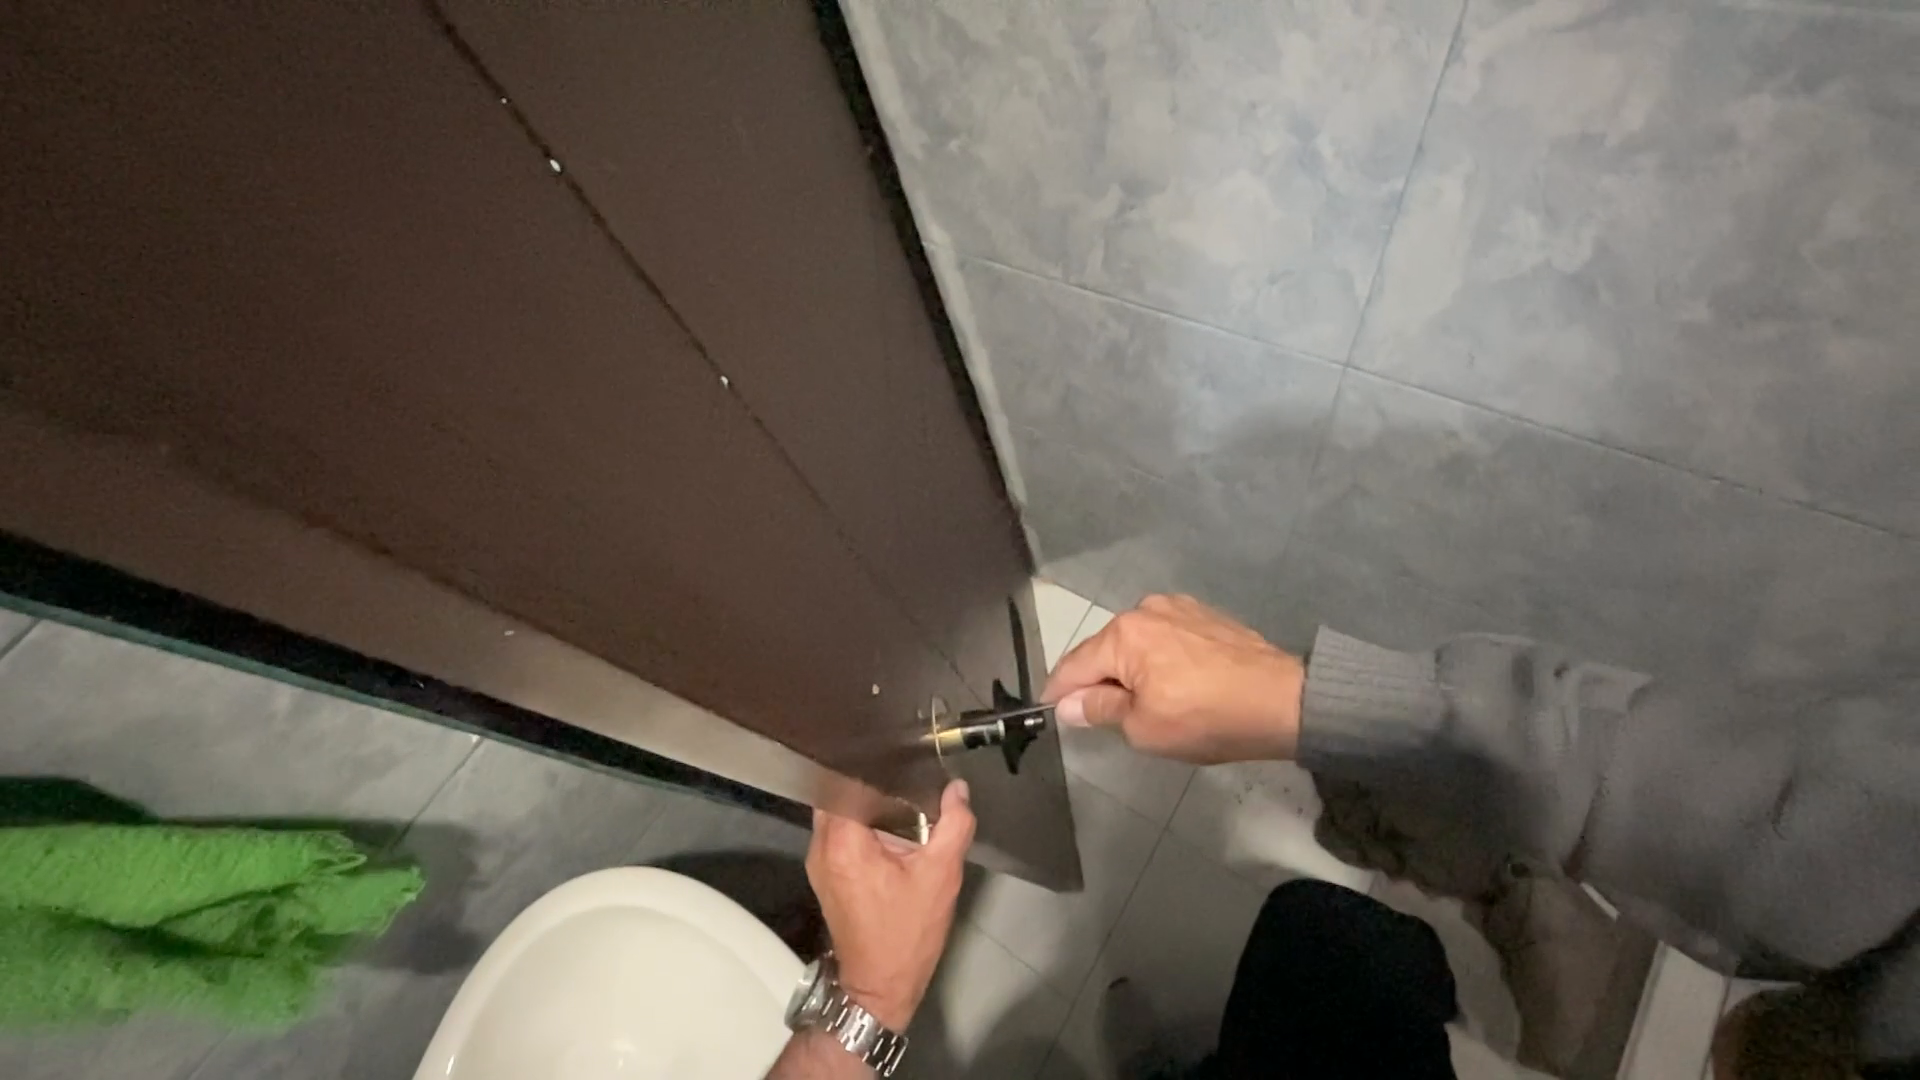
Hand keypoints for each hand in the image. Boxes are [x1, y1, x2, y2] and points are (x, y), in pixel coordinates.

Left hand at [806, 779, 975, 1029]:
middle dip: (870, 780)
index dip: (871, 762)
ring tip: (901, 790)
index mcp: (842, 839)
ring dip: (866, 801)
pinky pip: (840, 831)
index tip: (898, 751)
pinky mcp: (826, 874)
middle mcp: (821, 845)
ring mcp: (819, 861)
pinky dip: (861, 822)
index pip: (845, 779)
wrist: (878, 990)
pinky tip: (891, 821)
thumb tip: (957, 789)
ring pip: (839, 811)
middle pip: (839, 791)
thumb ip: (953, 825)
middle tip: (904, 769)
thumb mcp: (940, 875)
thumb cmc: (906, 932)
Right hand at [1041, 593, 1305, 764]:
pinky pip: (1163, 636)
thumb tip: (1068, 704)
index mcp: (1123, 636)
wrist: (1284, 701)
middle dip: (1097, 680)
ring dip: (1129, 668)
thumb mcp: (1144, 727)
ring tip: (1144, 700)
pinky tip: (1173, 681)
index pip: (1074, 665)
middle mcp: (1144, 610)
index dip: (1057, 690)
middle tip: (1100, 715)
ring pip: (1134, 642)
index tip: (1048, 709)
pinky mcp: (1203, 613)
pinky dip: (1157, 658)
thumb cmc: (1206, 718)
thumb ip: (1100, 709)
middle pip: (1104, 650)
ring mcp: (1176, 607)